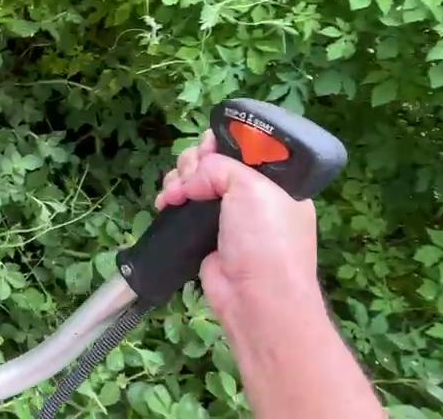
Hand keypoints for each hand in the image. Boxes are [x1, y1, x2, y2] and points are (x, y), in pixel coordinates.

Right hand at [154, 129, 322, 324]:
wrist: (257, 298)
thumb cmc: (265, 240)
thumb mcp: (252, 188)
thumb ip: (219, 166)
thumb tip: (191, 177)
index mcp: (277, 186)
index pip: (243, 150)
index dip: (221, 144)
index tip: (207, 147)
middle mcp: (252, 198)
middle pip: (211, 161)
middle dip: (193, 163)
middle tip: (191, 176)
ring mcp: (227, 215)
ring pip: (191, 178)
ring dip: (177, 179)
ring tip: (174, 195)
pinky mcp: (204, 230)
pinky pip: (181, 200)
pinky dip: (169, 197)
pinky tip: (165, 203)